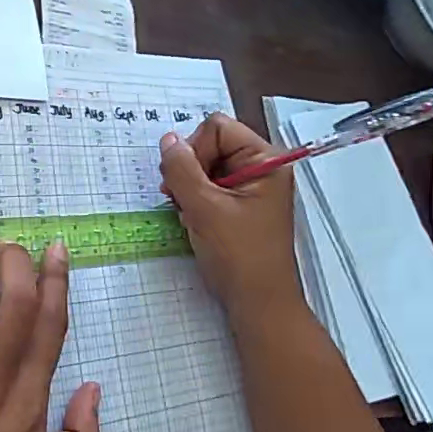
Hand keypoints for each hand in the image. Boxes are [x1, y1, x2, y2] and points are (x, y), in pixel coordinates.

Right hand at [158, 114, 301, 314]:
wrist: (257, 303)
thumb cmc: (238, 255)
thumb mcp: (204, 207)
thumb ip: (181, 169)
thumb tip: (167, 140)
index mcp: (265, 160)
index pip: (217, 128)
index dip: (194, 149)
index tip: (186, 181)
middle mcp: (260, 168)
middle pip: (210, 144)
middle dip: (188, 169)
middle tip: (178, 198)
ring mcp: (250, 187)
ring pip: (204, 166)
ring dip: (188, 186)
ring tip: (188, 213)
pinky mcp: (239, 205)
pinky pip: (208, 186)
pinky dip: (194, 199)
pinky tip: (192, 219)